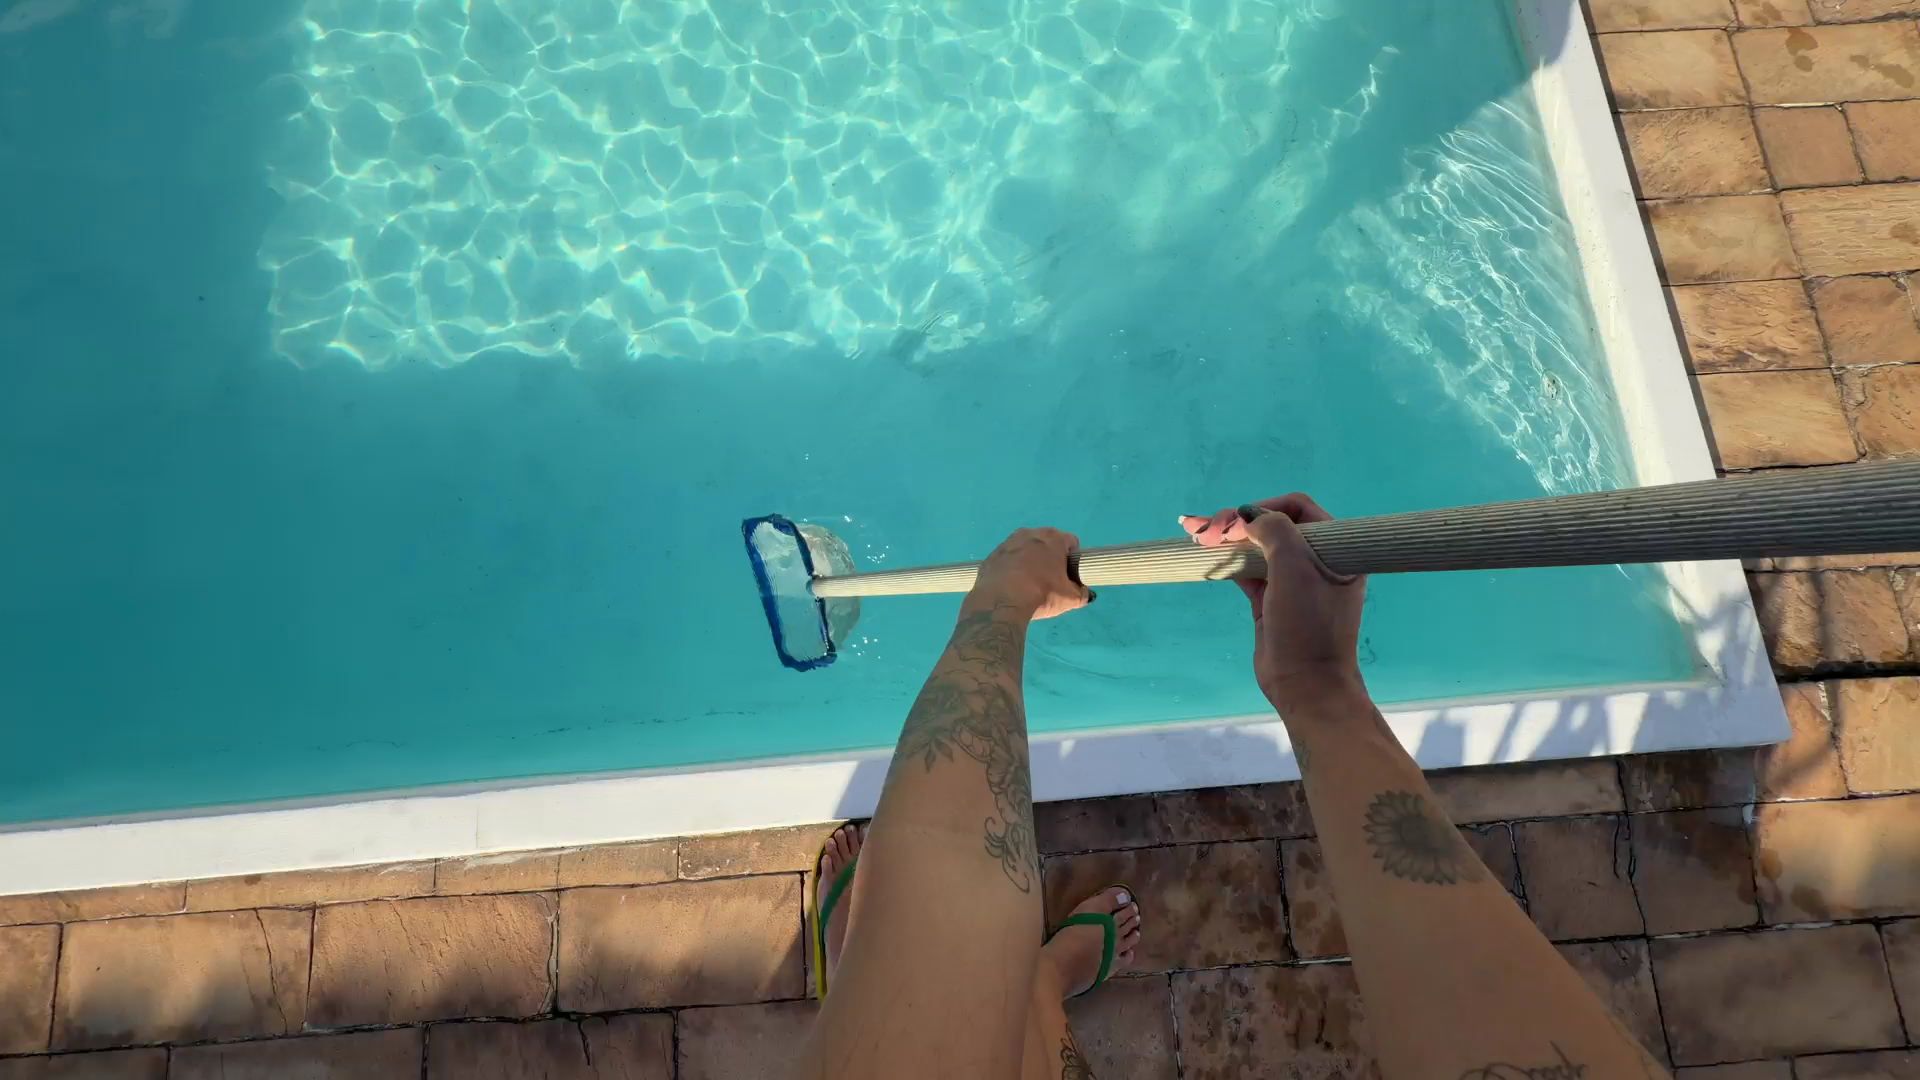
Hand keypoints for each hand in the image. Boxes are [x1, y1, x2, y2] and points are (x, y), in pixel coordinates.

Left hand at [970, 527, 1091, 619]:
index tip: (1069, 576)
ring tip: (1029, 584)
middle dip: (1050, 558)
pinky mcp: (992, 555)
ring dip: (1029, 561)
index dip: (1073, 560)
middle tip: (1050, 581)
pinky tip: (1011, 585)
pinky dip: (1011, 568)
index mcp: (1053, 538)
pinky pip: (1007, 559)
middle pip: (1047, 543)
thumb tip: (1085, 593)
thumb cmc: (1041, 594)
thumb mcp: (1070, 599)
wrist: (1000, 602)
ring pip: (1025, 549)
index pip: (1071, 543)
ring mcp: (1008, 542)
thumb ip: (1083, 594)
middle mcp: (1030, 533)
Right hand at [1180, 494, 1366, 715]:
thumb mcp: (1295, 567)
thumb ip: (1274, 531)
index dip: (1265, 508)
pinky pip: (1248, 571)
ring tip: (1194, 534)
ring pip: (1256, 549)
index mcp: (1335, 549)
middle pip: (1272, 527)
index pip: (1298, 508)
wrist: (1305, 683)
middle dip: (1236, 523)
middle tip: (1203, 528)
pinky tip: (1207, 556)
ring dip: (1227, 540)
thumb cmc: (1307, 622)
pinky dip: (1228, 561)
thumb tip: (1248, 517)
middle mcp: (1316, 561)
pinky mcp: (1272, 600)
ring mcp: (1293, 581)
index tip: (1236, 522)